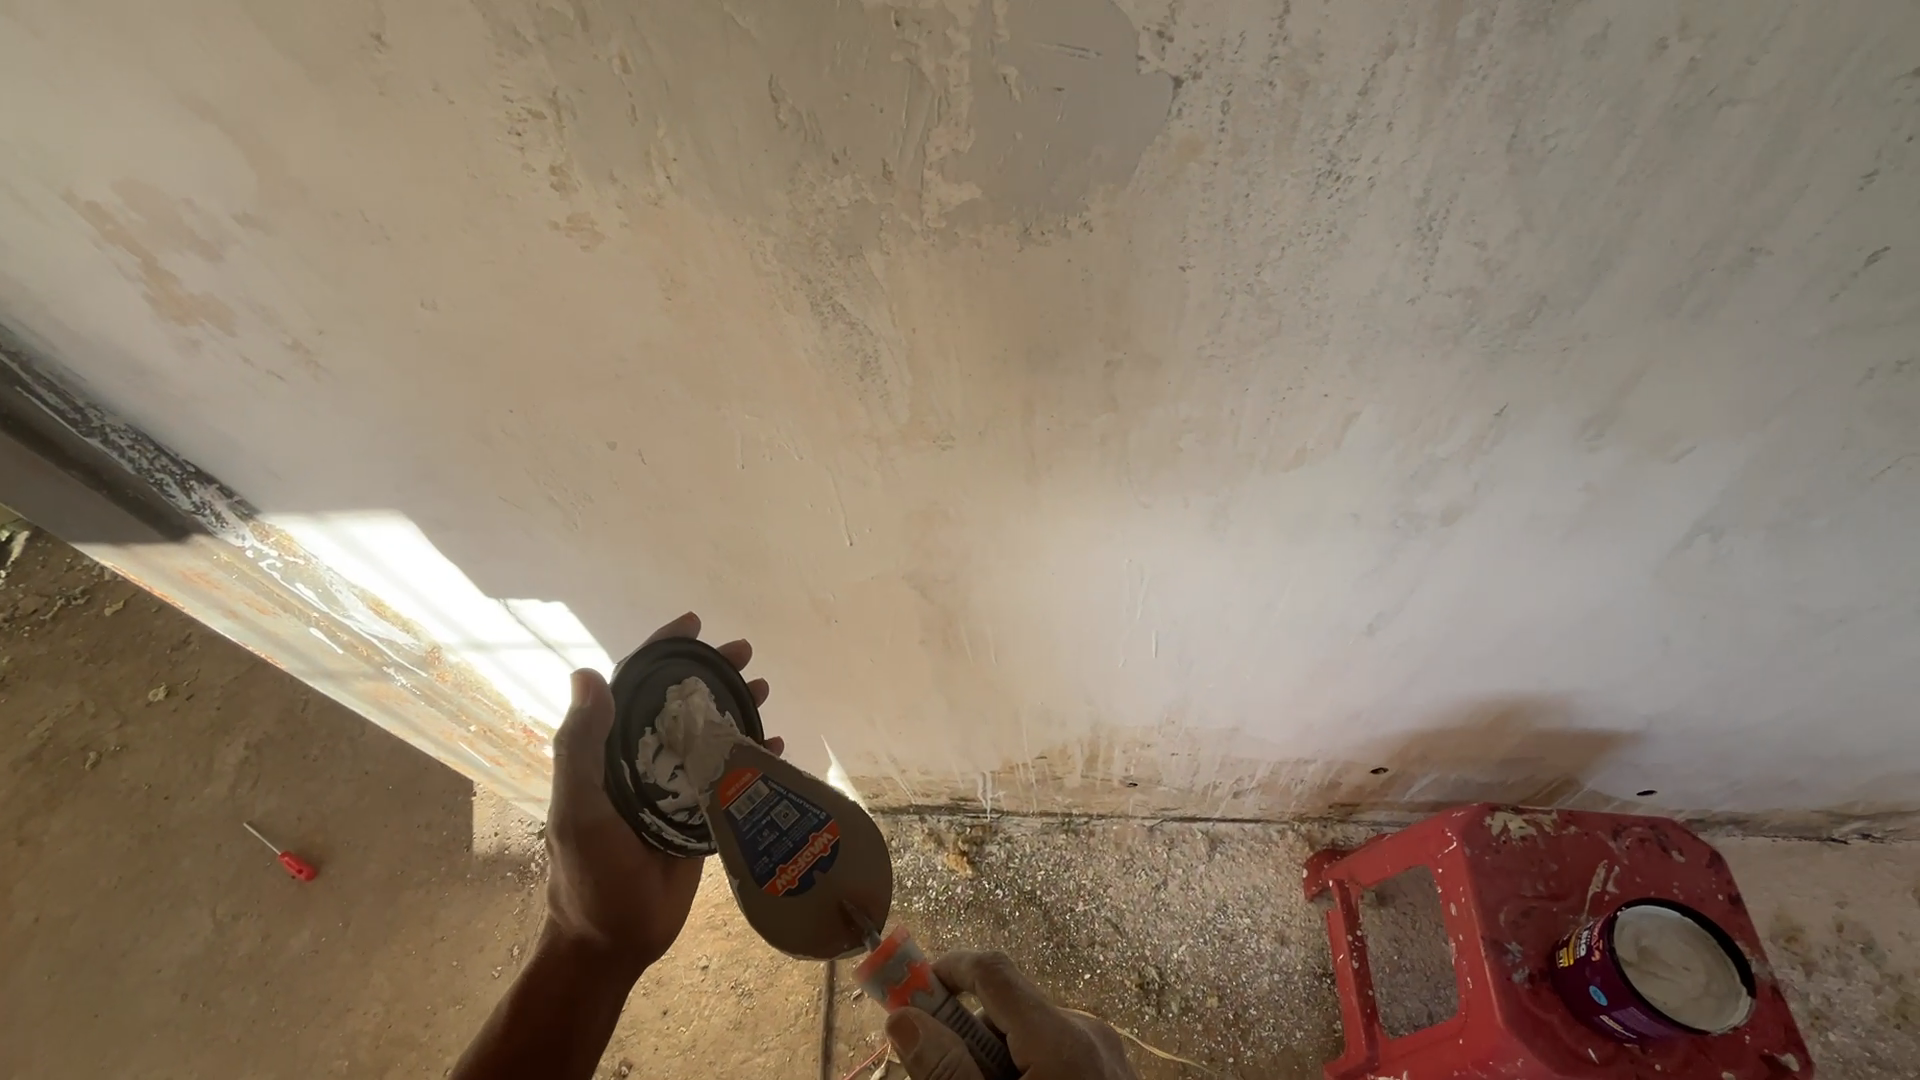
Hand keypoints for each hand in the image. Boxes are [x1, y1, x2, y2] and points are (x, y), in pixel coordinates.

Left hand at [543, 612, 777, 976]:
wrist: (615, 938)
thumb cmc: (589, 873)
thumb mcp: (578, 807)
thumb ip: (581, 745)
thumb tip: (586, 674)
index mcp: (612, 751)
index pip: (635, 685)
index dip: (663, 649)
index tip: (693, 623)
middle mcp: (645, 760)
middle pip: (682, 703)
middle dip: (712, 672)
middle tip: (744, 653)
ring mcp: (676, 786)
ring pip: (710, 733)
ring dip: (737, 707)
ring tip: (764, 688)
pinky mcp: (702, 813)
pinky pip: (731, 774)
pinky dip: (753, 757)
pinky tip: (775, 746)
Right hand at [886, 951, 1138, 1079]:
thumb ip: (947, 1072)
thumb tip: (902, 1020)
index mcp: (1062, 1037)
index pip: (992, 971)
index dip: (945, 972)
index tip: (907, 995)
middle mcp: (1088, 1033)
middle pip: (1007, 1009)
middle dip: (964, 1038)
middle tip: (939, 1077)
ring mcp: (1105, 1056)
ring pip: (1028, 1037)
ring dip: (993, 1064)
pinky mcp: (1110, 1077)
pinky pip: (1054, 1057)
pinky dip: (1024, 1075)